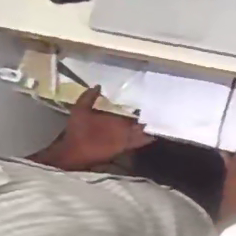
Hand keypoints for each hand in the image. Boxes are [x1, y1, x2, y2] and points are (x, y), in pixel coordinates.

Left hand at [39, 86, 153, 169]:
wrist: (73, 151)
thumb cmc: (75, 130)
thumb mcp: (80, 109)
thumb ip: (89, 97)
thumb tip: (99, 85)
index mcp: (109, 118)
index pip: (125, 113)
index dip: (135, 108)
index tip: (146, 101)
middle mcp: (117, 127)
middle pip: (135, 122)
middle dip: (145, 117)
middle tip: (159, 110)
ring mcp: (121, 138)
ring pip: (138, 131)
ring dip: (148, 128)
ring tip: (161, 121)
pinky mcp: (122, 147)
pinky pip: (136, 142)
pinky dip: (145, 139)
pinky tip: (155, 135)